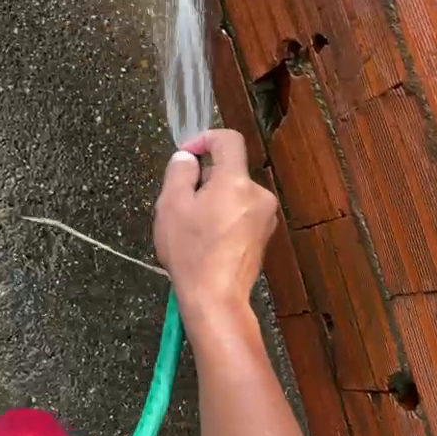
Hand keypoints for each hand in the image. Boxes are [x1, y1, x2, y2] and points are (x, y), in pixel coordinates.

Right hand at [153, 129, 277, 326]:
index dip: (205, 139)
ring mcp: (265, 217)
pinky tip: (206, 239)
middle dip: (203, 179)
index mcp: (235, 182)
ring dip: (212, 200)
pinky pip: (240, 213)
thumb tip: (186, 159)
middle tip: (179, 203)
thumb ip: (178, 173)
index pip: (228, 140)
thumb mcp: (170, 206)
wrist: (215, 296)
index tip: (186, 155)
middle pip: (228, 171)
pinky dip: (223, 216)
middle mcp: (258, 194)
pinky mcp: (264, 235)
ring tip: (191, 226)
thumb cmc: (191, 251)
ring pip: (233, 193)